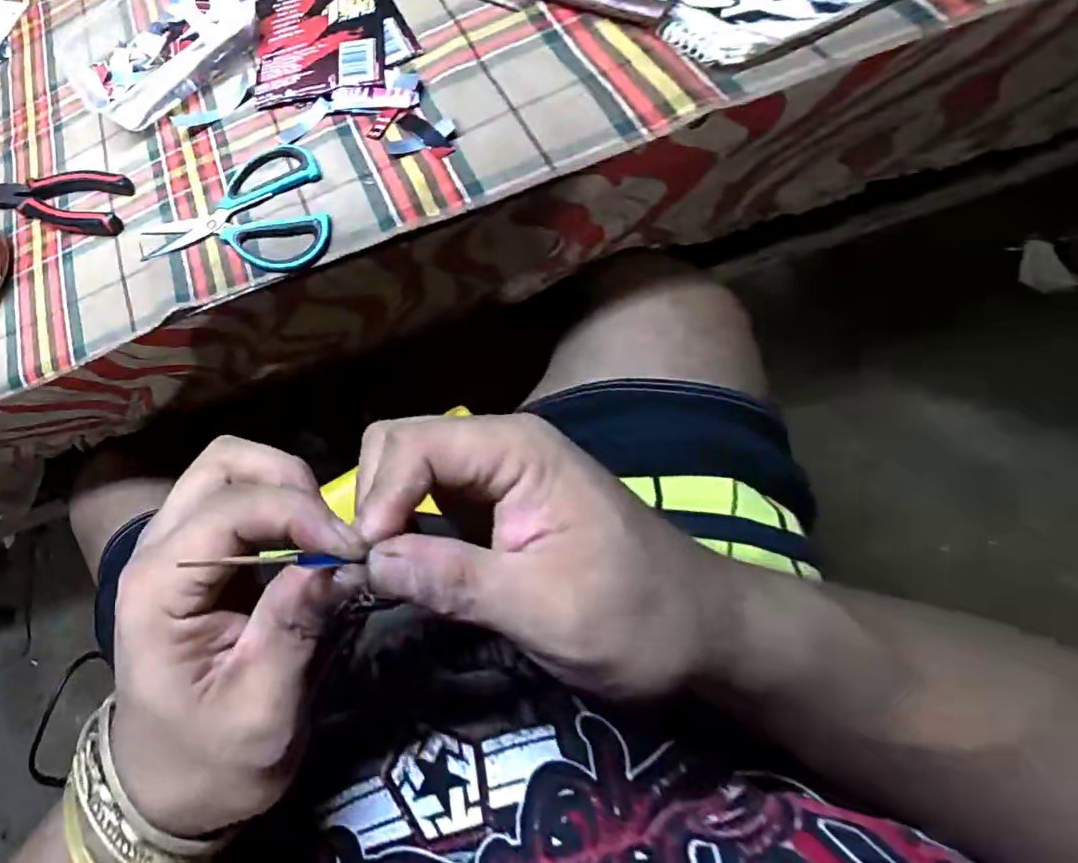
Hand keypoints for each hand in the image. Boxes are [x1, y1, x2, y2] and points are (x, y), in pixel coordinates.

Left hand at [108, 437, 367, 835]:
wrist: (159, 781)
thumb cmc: (205, 761)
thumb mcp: (260, 715)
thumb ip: (294, 630)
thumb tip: (339, 562)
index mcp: (157, 584)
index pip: (228, 509)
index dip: (295, 512)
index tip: (351, 549)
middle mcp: (154, 545)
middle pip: (221, 464)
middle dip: (286, 481)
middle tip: (333, 534)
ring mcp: (169, 541)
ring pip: (226, 472)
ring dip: (282, 489)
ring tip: (323, 538)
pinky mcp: (191, 550)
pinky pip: (233, 500)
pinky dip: (275, 507)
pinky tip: (303, 544)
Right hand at [354, 413, 744, 699]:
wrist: (709, 635)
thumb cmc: (641, 620)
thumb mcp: (549, 612)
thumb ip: (456, 582)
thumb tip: (368, 565)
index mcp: (515, 449)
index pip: (414, 445)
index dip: (380, 494)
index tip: (368, 555)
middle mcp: (493, 443)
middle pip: (395, 442)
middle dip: (372, 496)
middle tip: (372, 557)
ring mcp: (485, 466)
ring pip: (397, 463)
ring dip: (379, 509)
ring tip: (385, 562)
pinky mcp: (479, 494)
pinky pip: (414, 490)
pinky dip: (396, 520)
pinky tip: (405, 558)